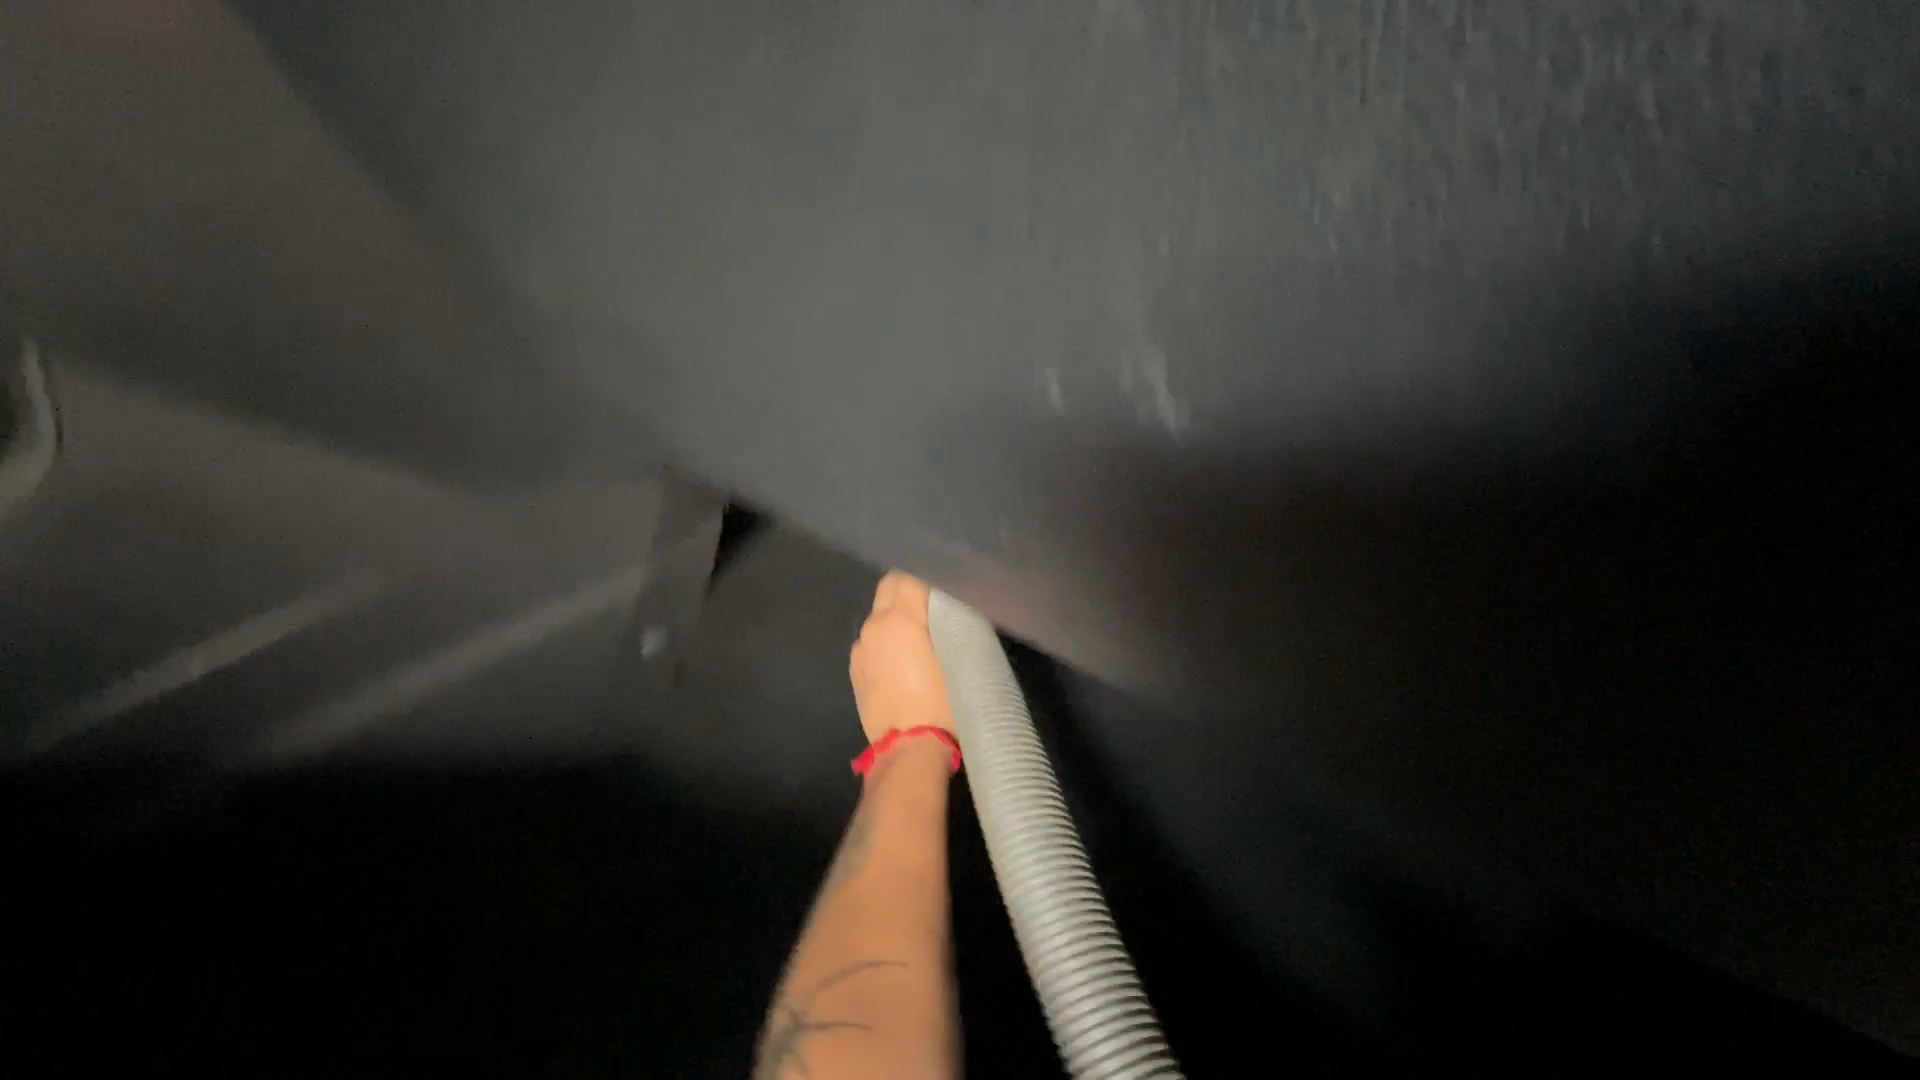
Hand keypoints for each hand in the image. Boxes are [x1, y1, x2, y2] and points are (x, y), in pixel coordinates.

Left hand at [849, 572, 954, 743]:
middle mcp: (873, 625)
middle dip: (910, 589)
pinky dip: (887, 641)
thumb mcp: (959, 656)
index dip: (931, 575)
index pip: (910, 574)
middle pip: (889, 587)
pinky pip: (872, 641)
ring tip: (921, 637)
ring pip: (879, 615)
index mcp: (899, 616)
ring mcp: (860, 648)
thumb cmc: (943, 702)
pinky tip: (904, 661)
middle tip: (936, 605)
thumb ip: (951, 621)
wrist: (910, 749)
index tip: (948, 585)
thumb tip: (951, 605)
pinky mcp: (855, 670)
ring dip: (897, 616)